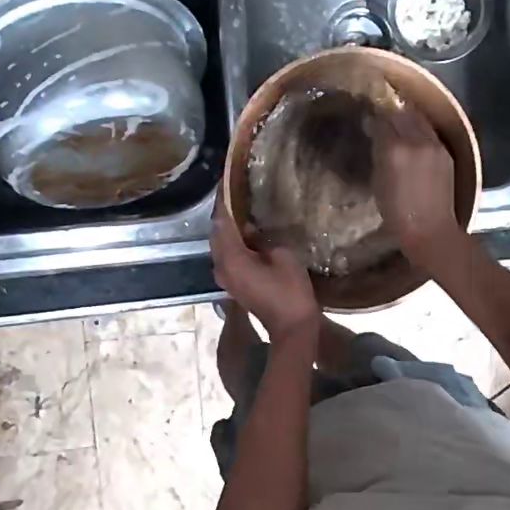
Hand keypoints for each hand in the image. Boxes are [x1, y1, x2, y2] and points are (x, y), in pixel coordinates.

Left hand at [211, 202, 319, 340]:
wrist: (292, 328)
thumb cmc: (291, 292)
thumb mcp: (283, 256)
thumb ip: (263, 239)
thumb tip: (251, 229)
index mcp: (231, 258)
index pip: (222, 221)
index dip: (224, 200)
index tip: (226, 181)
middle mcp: (221, 267)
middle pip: (217, 233)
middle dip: (224, 212)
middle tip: (235, 190)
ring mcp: (226, 277)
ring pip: (221, 245)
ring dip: (228, 227)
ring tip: (242, 207)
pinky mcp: (234, 283)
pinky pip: (228, 255)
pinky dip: (233, 241)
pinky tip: (247, 232)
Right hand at [369, 106, 463, 263]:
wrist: (431, 228)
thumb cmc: (396, 212)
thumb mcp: (378, 181)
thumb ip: (378, 154)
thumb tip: (376, 136)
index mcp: (394, 150)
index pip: (382, 121)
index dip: (373, 119)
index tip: (368, 120)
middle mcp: (416, 141)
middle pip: (401, 114)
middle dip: (390, 114)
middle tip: (382, 118)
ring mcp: (434, 145)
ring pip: (418, 119)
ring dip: (406, 117)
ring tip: (397, 122)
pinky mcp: (446, 151)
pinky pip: (429, 132)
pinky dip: (419, 129)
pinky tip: (413, 135)